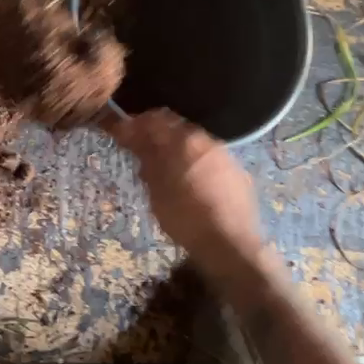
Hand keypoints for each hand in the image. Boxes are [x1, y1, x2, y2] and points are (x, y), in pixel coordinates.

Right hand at [108, 109, 262, 268]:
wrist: (230, 245)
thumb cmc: (185, 218)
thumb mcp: (156, 190)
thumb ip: (146, 158)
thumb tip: (132, 136)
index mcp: (183, 142)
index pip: (155, 118)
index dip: (137, 124)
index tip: (124, 136)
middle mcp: (207, 141)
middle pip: (177, 128)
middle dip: (159, 137)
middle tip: (143, 155)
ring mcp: (226, 156)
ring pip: (196, 144)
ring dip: (179, 151)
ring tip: (167, 172)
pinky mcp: (239, 173)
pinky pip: (212, 159)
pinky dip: (197, 164)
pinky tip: (193, 184)